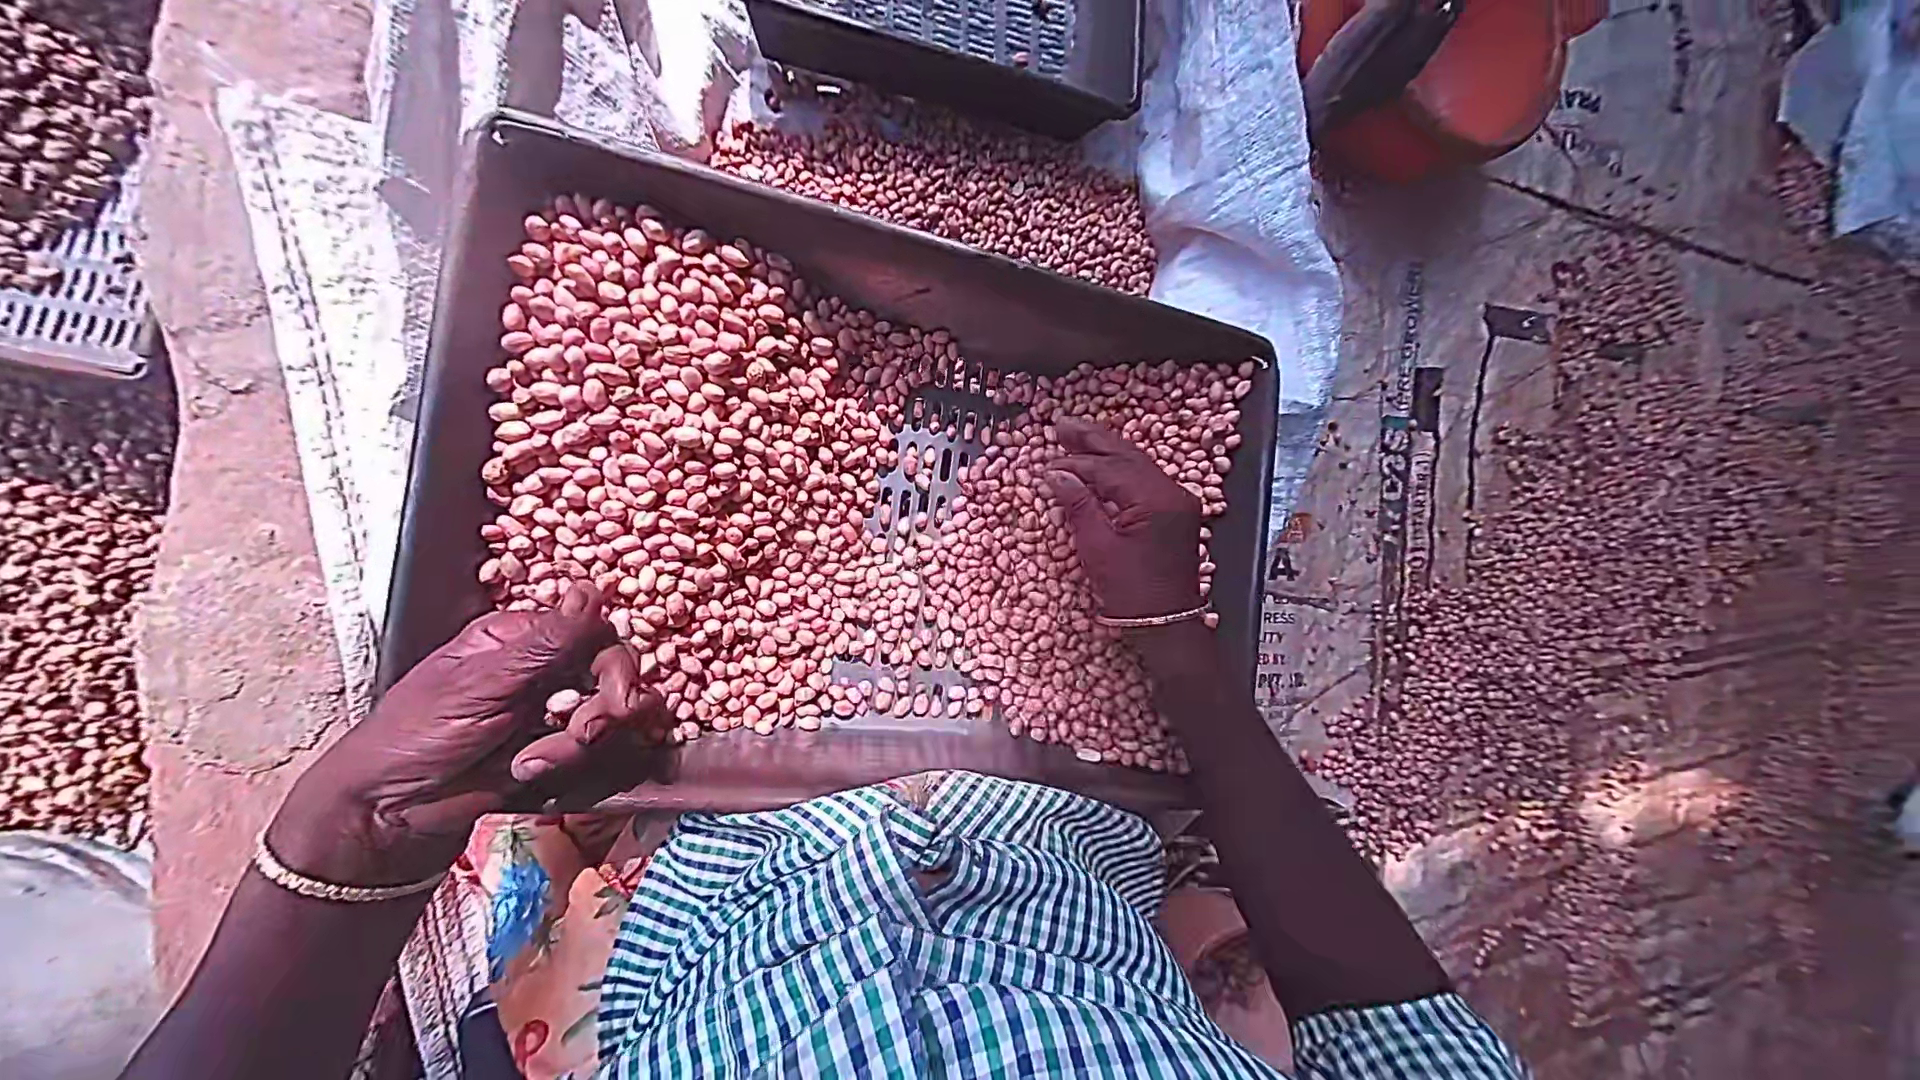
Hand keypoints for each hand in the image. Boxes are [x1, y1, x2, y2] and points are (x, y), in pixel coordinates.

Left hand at [267, 584, 668, 887]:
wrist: (385, 816)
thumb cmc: (414, 737)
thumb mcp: (479, 684)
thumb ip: (544, 643)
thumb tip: (591, 591)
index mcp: (524, 638)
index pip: (596, 634)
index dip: (615, 664)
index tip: (620, 696)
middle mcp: (547, 667)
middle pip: (613, 672)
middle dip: (604, 705)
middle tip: (585, 733)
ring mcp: (554, 708)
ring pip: (610, 711)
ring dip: (582, 739)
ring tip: (538, 758)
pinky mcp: (557, 745)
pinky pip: (594, 746)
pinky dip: (570, 759)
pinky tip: (531, 768)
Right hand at [1043, 417, 1203, 618]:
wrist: (1166, 624)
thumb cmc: (1132, 592)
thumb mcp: (1098, 548)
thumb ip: (1079, 505)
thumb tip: (1056, 475)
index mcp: (1156, 500)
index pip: (1110, 469)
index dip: (1076, 464)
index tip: (1048, 464)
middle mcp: (1173, 493)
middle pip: (1127, 456)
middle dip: (1093, 440)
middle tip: (1063, 425)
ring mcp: (1178, 501)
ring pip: (1137, 464)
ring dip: (1106, 451)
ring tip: (1077, 437)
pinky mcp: (1175, 512)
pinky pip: (1144, 480)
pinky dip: (1120, 470)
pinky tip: (1102, 463)